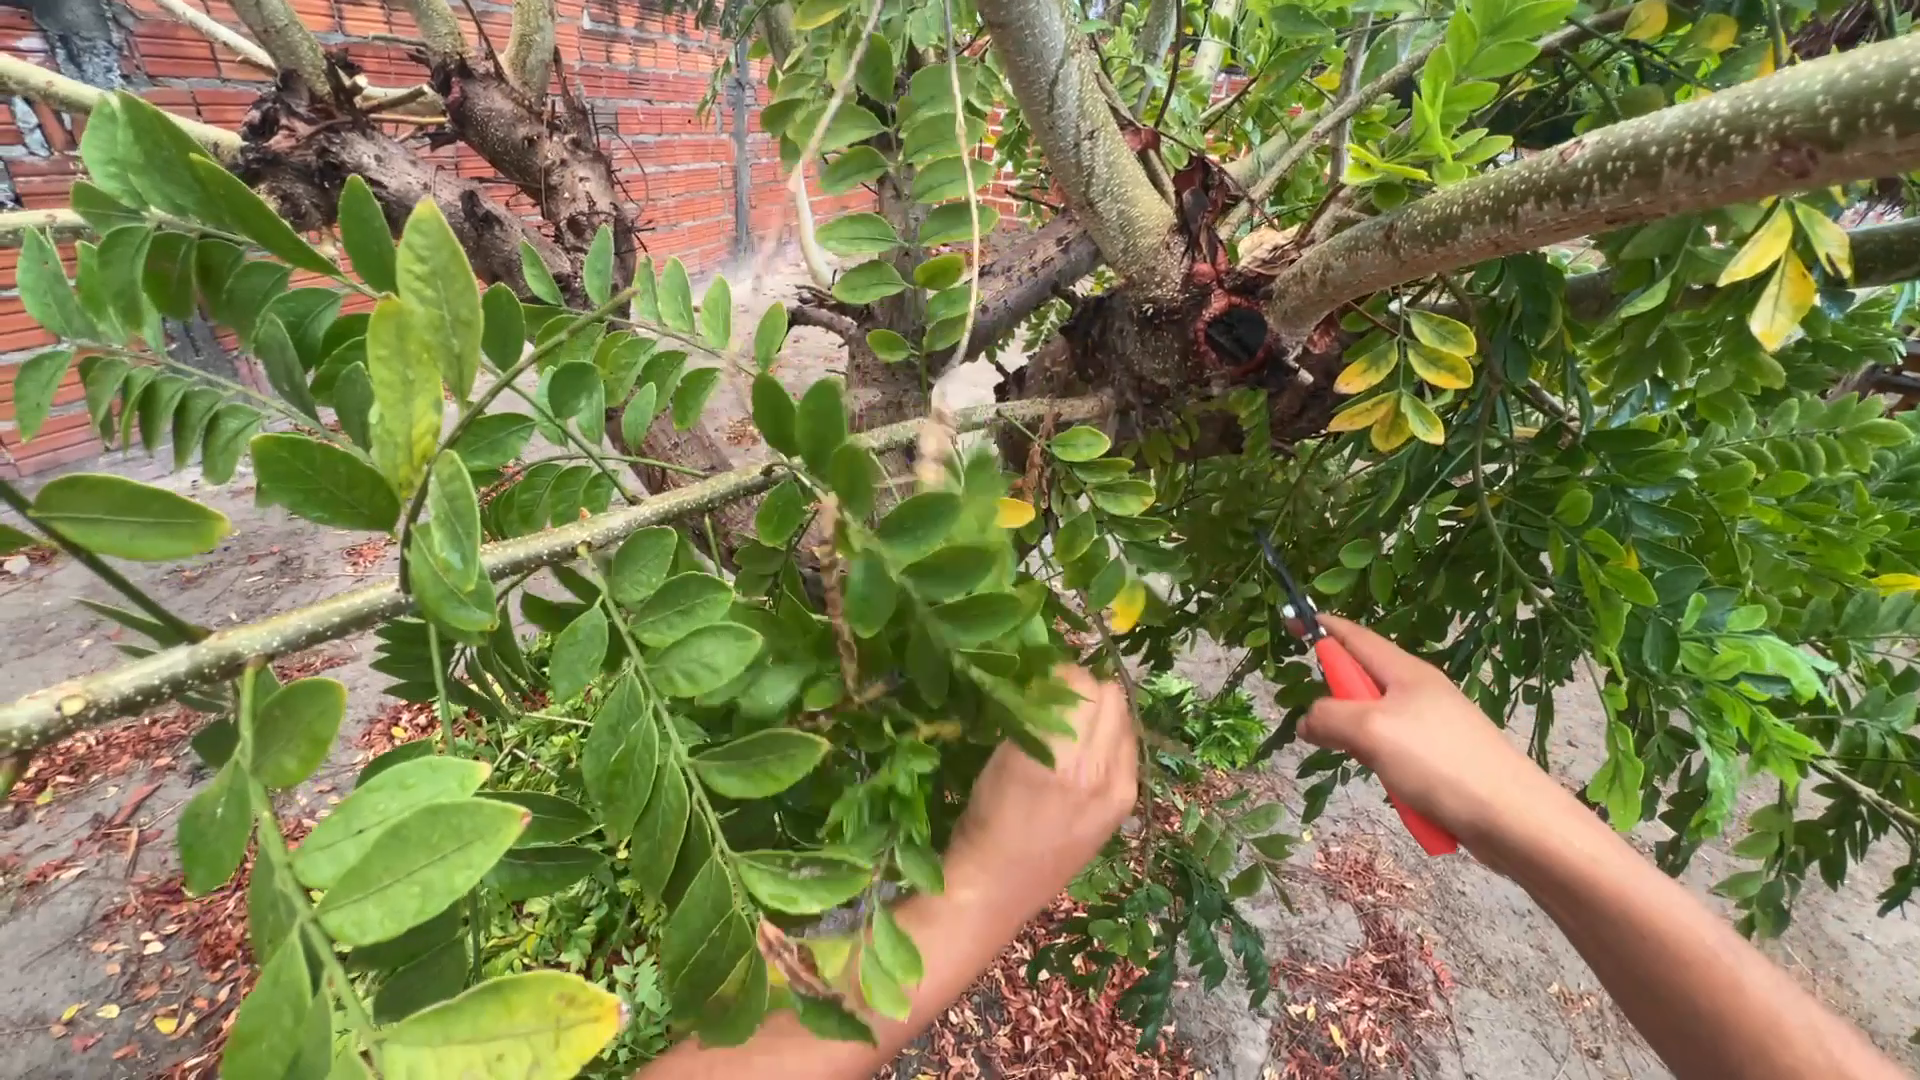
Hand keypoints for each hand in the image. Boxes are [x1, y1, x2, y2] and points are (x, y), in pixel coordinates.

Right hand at [946, 666, 1137, 915]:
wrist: (999, 885)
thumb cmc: (985, 818)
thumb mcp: (1001, 756)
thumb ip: (1033, 715)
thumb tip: (1049, 676)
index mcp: (1057, 755)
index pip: (1079, 682)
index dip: (1060, 671)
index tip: (1042, 675)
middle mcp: (1095, 768)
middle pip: (1110, 694)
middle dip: (1085, 686)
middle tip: (1060, 694)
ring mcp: (1117, 788)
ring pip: (1124, 718)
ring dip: (1101, 710)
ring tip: (1075, 721)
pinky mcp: (1124, 804)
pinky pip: (1128, 749)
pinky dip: (1111, 738)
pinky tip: (1088, 750)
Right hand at [1300, 616, 1567, 849]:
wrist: (1517, 823)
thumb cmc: (1442, 763)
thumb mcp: (1370, 731)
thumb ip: (1327, 716)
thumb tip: (1307, 722)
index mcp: (1406, 672)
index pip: (1354, 637)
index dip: (1320, 627)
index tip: (1290, 620)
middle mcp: (1418, 693)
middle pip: (1360, 680)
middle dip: (1334, 697)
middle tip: (1320, 722)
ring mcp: (1430, 727)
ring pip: (1371, 721)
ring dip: (1357, 740)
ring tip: (1367, 763)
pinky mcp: (1439, 760)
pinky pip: (1391, 751)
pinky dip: (1382, 766)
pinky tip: (1393, 787)